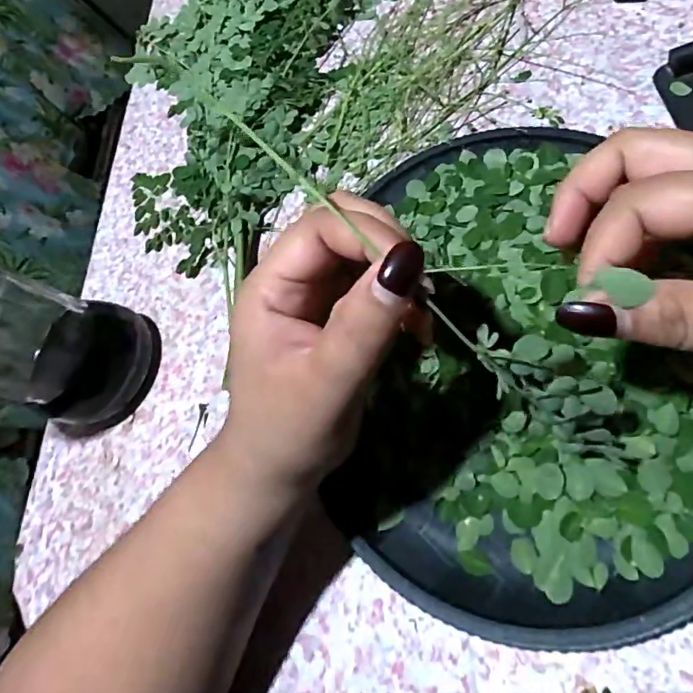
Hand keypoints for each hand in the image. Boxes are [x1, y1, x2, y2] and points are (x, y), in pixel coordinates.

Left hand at [215, 194, 423, 495]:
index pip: (320, 227)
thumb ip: (363, 324)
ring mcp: (319, 289)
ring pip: (365, 246)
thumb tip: (407, 263)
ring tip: (420, 311)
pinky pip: (378, 277)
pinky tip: (417, 327)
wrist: (280, 471)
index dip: (368, 234)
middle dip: (387, 242)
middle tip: (419, 283)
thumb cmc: (288, 430)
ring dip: (400, 266)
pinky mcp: (343, 307)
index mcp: (272, 284)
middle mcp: (294, 276)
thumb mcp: (327, 382)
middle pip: (344, 222)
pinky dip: (403, 291)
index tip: (412, 265)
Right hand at [543, 129, 692, 399]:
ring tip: (599, 263)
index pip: (641, 199)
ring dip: (615, 205)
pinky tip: (654, 266)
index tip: (589, 312)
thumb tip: (582, 315)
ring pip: (659, 167)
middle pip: (636, 150)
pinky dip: (652, 224)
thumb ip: (680, 317)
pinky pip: (689, 197)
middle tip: (559, 249)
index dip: (600, 252)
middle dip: (585, 193)